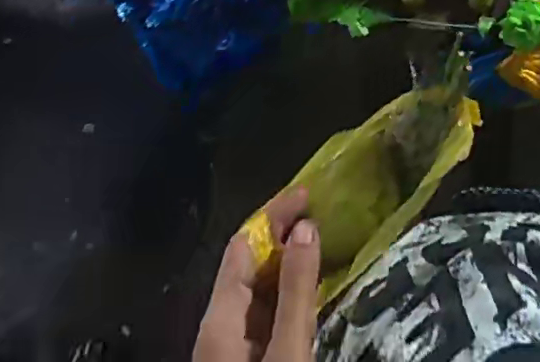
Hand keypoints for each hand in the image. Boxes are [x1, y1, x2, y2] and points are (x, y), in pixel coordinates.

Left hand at [195, 188, 321, 361]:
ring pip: (257, 291)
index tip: (307, 194)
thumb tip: (305, 227)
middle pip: (248, 265)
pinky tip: (310, 292)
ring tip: (321, 244)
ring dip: (287, 264)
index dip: (274, 214)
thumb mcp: (287, 352)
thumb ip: (295, 292)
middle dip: (283, 235)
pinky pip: (264, 316)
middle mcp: (218, 327)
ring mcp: (228, 348)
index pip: (243, 244)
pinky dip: (286, 295)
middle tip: (320, 215)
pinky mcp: (243, 361)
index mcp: (219, 318)